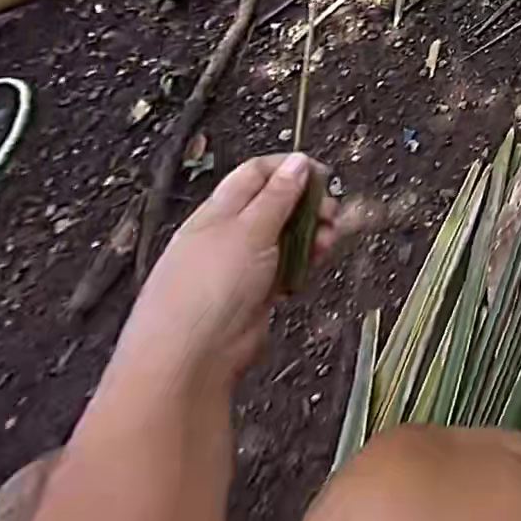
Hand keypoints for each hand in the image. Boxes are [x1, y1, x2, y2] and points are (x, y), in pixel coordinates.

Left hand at [108, 154, 342, 392]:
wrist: (189, 360)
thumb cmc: (211, 288)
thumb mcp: (248, 232)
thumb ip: (278, 196)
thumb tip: (300, 160)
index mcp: (219, 212)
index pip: (256, 173)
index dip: (290, 168)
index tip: (324, 175)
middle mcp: (232, 232)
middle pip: (279, 202)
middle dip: (311, 204)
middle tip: (331, 214)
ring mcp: (246, 261)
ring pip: (290, 233)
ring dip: (315, 232)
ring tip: (327, 244)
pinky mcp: (260, 287)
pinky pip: (291, 261)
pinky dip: (308, 258)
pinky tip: (316, 264)